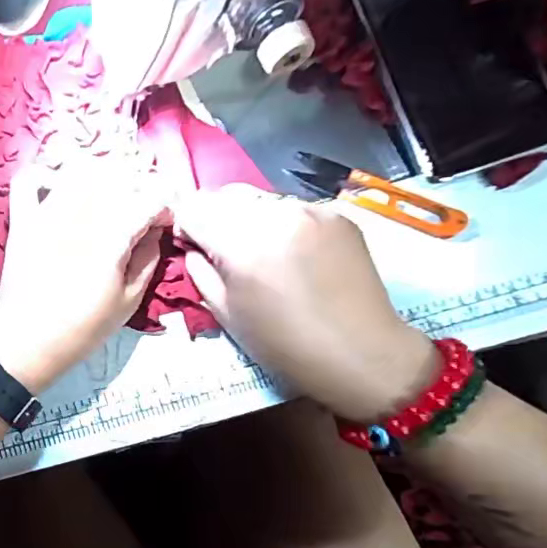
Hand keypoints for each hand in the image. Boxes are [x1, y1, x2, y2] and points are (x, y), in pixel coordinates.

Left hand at [0, 165, 168, 391]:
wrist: (27, 344)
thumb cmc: (82, 330)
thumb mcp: (128, 302)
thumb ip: (147, 261)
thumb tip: (155, 232)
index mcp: (111, 237)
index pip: (149, 198)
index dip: (165, 204)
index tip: (166, 221)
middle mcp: (80, 215)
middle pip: (117, 175)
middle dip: (138, 185)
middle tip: (142, 210)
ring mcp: (47, 213)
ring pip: (79, 168)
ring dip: (101, 174)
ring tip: (108, 196)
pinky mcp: (22, 220)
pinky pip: (28, 179)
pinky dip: (44, 173)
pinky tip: (58, 185)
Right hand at [173, 184, 437, 421]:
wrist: (359, 352)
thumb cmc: (285, 345)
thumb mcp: (227, 315)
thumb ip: (201, 273)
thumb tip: (195, 248)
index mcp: (243, 244)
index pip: (194, 207)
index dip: (187, 226)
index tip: (195, 247)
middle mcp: (275, 215)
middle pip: (225, 195)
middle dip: (217, 219)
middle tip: (226, 253)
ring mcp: (310, 209)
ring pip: (260, 197)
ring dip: (250, 219)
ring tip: (265, 256)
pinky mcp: (336, 213)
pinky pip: (293, 208)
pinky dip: (283, 224)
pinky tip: (296, 256)